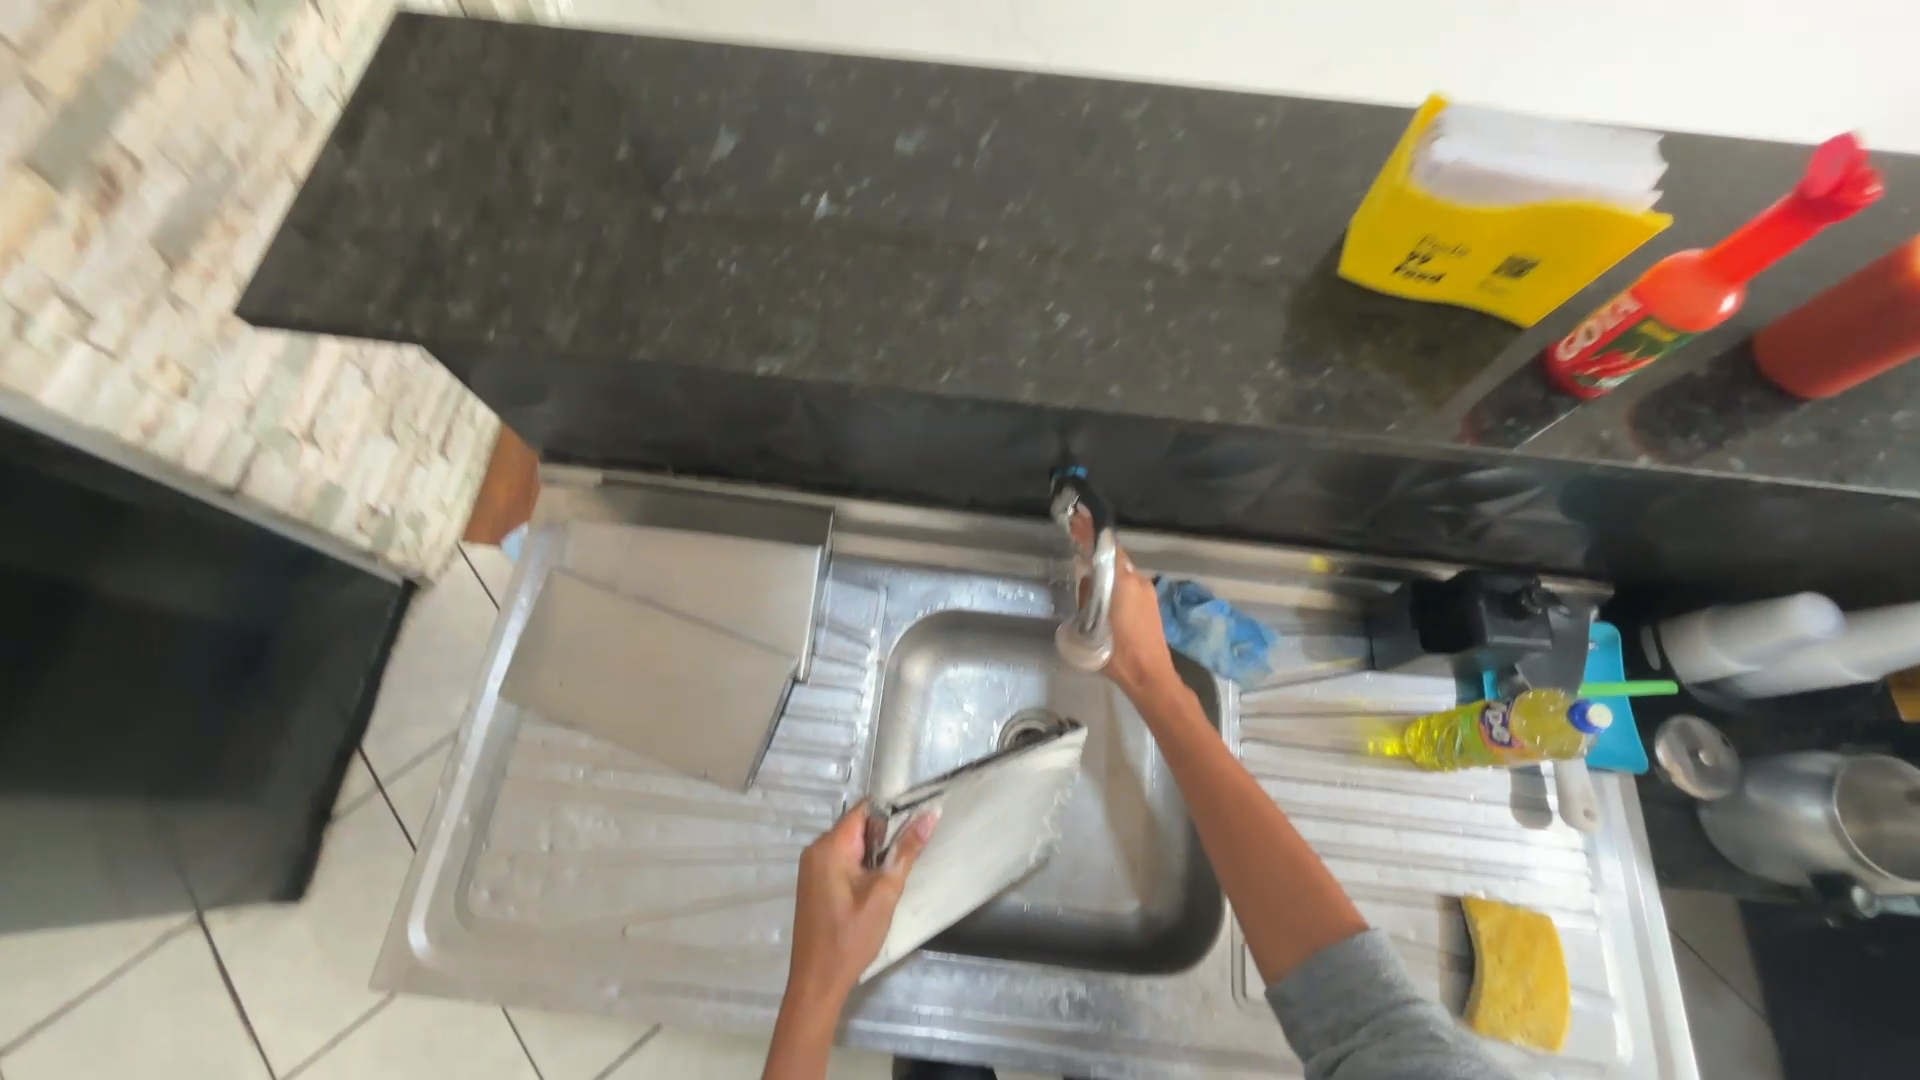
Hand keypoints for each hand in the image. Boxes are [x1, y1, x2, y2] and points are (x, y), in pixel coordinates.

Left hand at [785, 801, 936, 1004]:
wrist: (817, 983)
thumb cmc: (851, 938)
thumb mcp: (885, 893)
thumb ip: (906, 850)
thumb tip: (930, 814)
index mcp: (830, 846)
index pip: (865, 809)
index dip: (892, 811)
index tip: (918, 822)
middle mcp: (816, 849)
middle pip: (859, 825)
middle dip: (885, 837)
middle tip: (909, 856)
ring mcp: (813, 867)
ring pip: (853, 844)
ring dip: (876, 854)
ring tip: (896, 874)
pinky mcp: (815, 882)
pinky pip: (843, 860)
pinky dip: (863, 867)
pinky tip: (877, 887)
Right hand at [1069, 511, 1179, 701]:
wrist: (1150, 676)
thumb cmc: (1118, 653)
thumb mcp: (1092, 625)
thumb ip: (1088, 597)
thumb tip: (1087, 580)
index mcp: (1123, 584)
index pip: (1107, 548)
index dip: (1091, 532)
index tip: (1079, 517)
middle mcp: (1138, 581)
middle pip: (1116, 556)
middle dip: (1098, 546)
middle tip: (1078, 534)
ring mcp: (1147, 592)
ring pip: (1123, 570)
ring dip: (1107, 565)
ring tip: (1087, 563)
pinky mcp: (1150, 603)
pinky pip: (1129, 583)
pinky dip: (1115, 579)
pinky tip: (1103, 588)